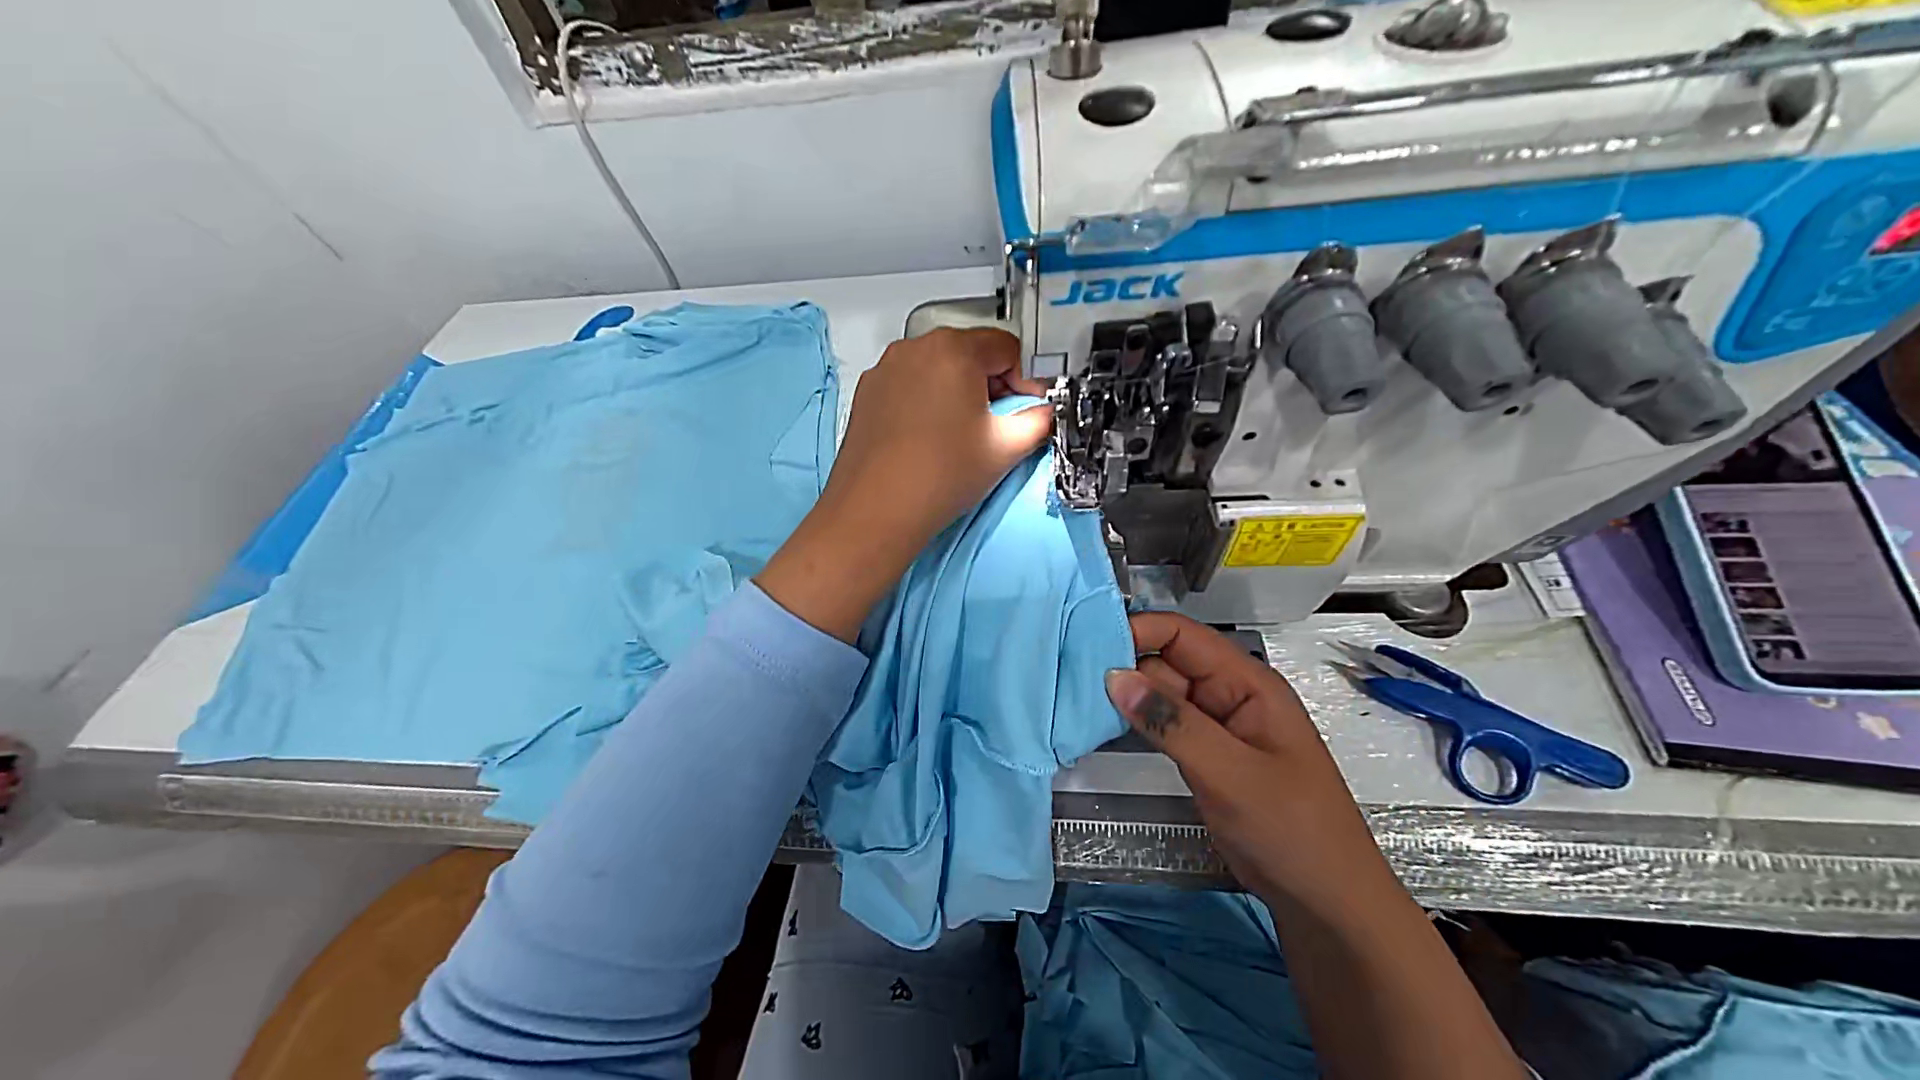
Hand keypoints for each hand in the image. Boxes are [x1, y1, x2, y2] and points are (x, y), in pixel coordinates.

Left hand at [758, 328, 1051, 641]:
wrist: (875, 510)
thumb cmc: (942, 475)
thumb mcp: (1006, 448)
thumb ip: (1039, 420)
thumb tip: (1045, 412)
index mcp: (954, 350)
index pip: (1007, 347)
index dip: (1023, 380)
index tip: (1022, 411)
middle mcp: (915, 347)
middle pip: (970, 352)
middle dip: (990, 383)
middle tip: (993, 425)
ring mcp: (886, 368)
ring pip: (938, 367)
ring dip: (957, 390)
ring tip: (958, 434)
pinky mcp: (867, 391)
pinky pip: (909, 383)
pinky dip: (925, 400)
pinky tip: (926, 438)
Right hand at [1104, 614, 1402, 919]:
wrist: (1326, 902)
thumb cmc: (1292, 831)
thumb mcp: (1231, 773)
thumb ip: (1172, 723)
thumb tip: (1114, 676)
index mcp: (1247, 683)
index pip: (1183, 635)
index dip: (1139, 632)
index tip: (1089, 646)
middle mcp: (1228, 695)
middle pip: (1166, 662)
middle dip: (1123, 664)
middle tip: (1070, 677)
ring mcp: (1215, 727)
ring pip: (1161, 694)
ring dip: (1125, 695)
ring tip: (1076, 697)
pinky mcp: (1204, 755)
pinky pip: (1164, 725)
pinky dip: (1136, 724)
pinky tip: (1102, 726)